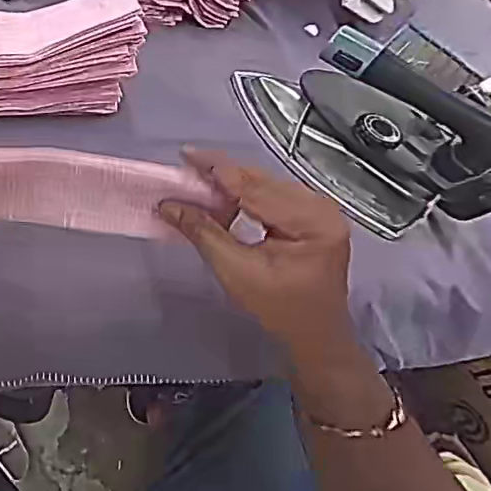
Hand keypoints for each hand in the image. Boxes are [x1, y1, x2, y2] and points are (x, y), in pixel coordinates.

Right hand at [161, 149, 395, 431]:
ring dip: (232, 185)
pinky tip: (225, 199)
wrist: (316, 335)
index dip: (217, 169)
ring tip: (199, 187)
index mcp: (311, 221)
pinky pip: (273, 194)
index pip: (255, 186)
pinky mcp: (312, 214)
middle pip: (261, 181)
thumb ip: (204, 233)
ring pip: (266, 184)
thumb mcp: (237, 272)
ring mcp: (319, 209)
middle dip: (221, 176)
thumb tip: (169, 205)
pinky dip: (246, 195)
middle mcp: (320, 207)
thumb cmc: (281, 310)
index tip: (186, 155)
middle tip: (185, 172)